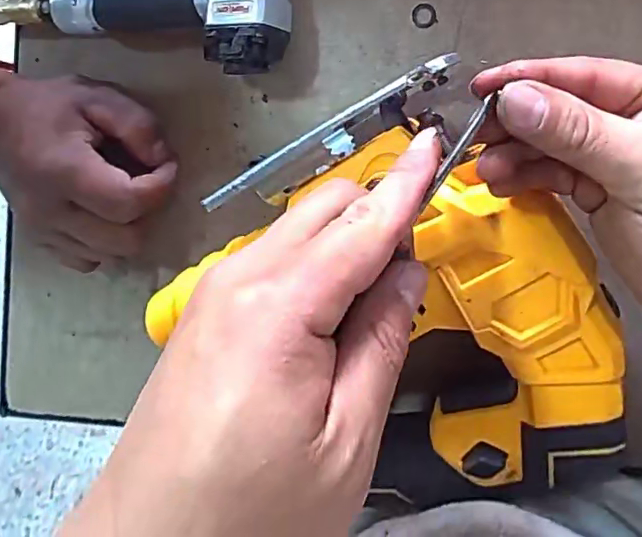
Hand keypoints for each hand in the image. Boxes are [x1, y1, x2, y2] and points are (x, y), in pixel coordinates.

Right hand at [0, 75, 177, 271]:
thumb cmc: (49, 105)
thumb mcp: (99, 96)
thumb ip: (138, 125)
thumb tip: (163, 160)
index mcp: (67, 172)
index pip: (128, 203)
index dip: (160, 187)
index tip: (166, 165)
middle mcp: (53, 212)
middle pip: (125, 240)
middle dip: (149, 210)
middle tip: (147, 179)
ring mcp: (43, 232)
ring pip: (110, 256)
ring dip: (130, 228)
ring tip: (125, 192)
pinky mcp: (40, 242)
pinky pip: (87, 260)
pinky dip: (106, 242)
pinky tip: (104, 210)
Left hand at [63, 129, 441, 536]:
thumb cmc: (250, 511)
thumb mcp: (344, 442)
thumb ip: (381, 341)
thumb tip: (407, 271)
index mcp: (280, 304)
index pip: (361, 224)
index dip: (405, 182)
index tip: (432, 143)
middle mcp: (244, 274)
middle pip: (327, 205)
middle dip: (377, 212)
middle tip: (409, 267)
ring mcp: (219, 283)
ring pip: (301, 224)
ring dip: (346, 238)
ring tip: (369, 303)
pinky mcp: (209, 302)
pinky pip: (277, 253)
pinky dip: (315, 259)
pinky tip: (326, 314)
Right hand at [470, 57, 641, 353]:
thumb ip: (578, 132)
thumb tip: (514, 96)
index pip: (583, 76)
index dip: (529, 78)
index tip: (483, 87)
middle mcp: (633, 121)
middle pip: (560, 108)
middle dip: (517, 120)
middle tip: (476, 133)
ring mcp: (615, 159)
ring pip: (551, 142)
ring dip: (516, 153)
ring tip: (485, 168)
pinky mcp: (601, 193)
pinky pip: (554, 174)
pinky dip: (527, 177)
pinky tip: (503, 183)